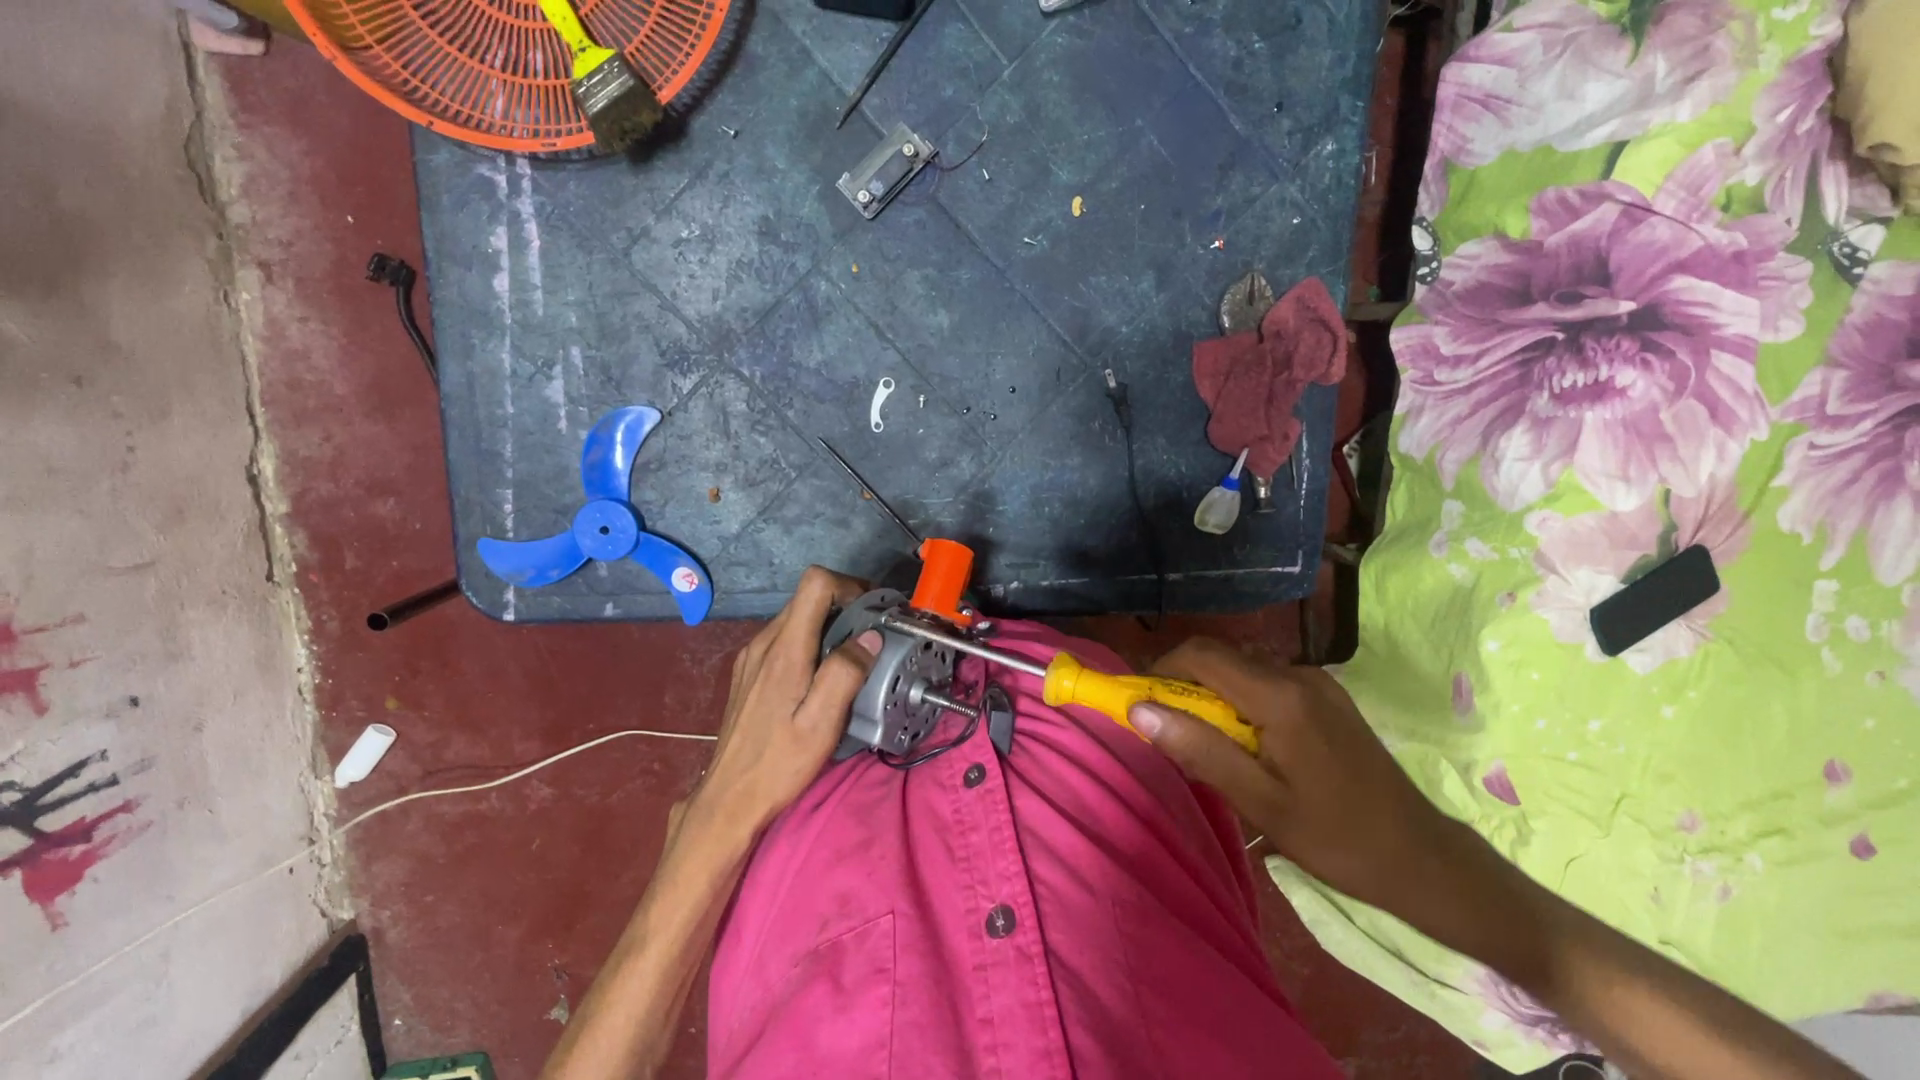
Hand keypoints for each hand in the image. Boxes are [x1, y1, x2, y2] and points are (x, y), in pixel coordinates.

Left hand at [693, 567, 881, 831]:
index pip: (815, 584)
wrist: (730, 797)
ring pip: (795, 619)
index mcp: (784, 650)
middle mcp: (763, 644)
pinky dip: (810, 644)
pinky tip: (822, 677)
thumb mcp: (822, 724)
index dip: (849, 585)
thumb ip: (845, 673)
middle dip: (845, 607)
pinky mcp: (748, 673)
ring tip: (853, 658)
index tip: (872, 610)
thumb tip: (870, 636)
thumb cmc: (779, 764)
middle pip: (807, 599)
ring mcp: (751, 657)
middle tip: (872, 636)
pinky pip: (784, 640)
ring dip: (828, 626)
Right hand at [1131, 638, 1469, 912]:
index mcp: (1281, 697)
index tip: (1139, 704)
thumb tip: (1140, 710)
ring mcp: (1318, 684)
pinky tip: (1244, 745)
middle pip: (1222, 657)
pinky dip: (1240, 702)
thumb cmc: (1335, 836)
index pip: (1202, 655)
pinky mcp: (1328, 699)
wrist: (1418, 855)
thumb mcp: (1259, 802)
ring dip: (1211, 695)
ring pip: (1244, 669)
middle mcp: (1299, 675)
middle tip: (1165, 731)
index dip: (1161, 670)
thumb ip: (1200, 750)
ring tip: (1203, 744)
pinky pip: (1268, 683)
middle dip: (1182, 684)